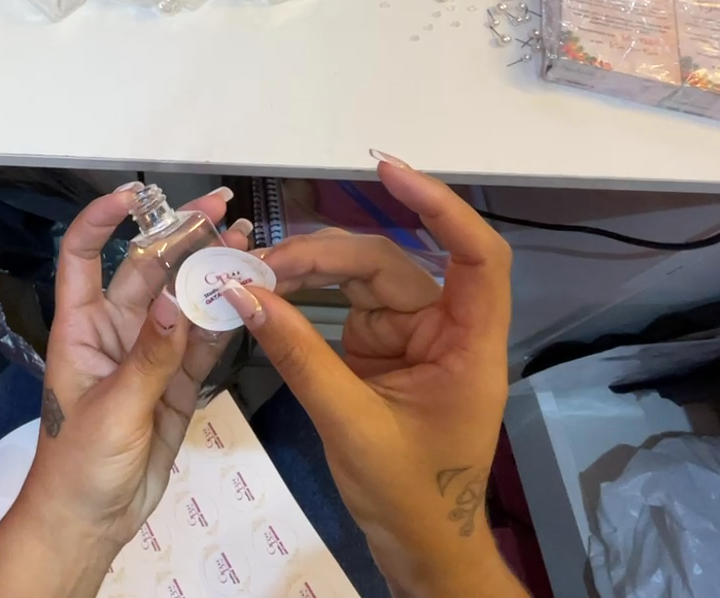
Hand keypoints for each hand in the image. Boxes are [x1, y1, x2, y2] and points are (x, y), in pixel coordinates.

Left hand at [26, 185, 248, 543]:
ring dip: (209, 273)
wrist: (91, 522)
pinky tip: (246, 294)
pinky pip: (201, 343)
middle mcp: (115, 328)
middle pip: (147, 269)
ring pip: (181, 301)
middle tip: (222, 209)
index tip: (134, 195)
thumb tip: (180, 299)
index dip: (101, 220)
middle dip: (181, 236)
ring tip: (246, 243)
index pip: (83, 254)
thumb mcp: (113, 407)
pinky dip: (223, 320)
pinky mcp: (176, 382)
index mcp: (82, 324)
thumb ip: (150, 356)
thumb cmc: (79, 461)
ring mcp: (149, 353)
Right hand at [221, 157, 523, 597]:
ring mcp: (408, 332)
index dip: (440, 209)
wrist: (418, 548)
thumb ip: (296, 351)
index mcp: (466, 347)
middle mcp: (442, 327)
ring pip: (357, 274)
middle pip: (387, 261)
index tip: (388, 171)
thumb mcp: (349, 423)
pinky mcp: (377, 342)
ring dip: (306, 268)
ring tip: (254, 274)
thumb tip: (242, 293)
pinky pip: (338, 299)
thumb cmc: (408, 497)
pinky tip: (267, 291)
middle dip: (323, 253)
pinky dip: (301, 290)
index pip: (477, 259)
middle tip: (259, 264)